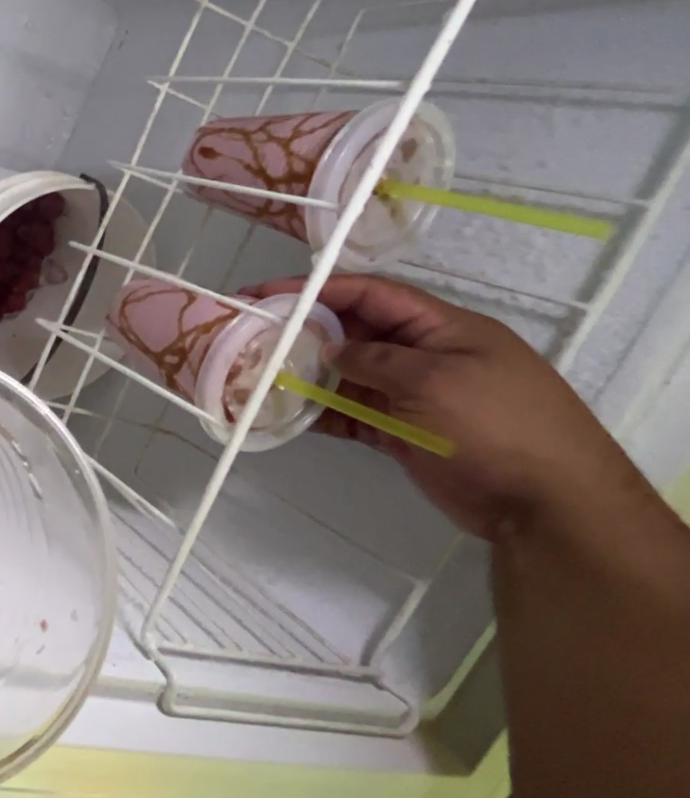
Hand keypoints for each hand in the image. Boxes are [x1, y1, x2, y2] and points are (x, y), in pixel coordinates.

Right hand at [243, 274, 623, 541]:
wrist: (547, 508)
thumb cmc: (498, 428)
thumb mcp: (436, 380)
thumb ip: (375, 358)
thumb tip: (330, 349)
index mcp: (444, 329)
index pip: (371, 295)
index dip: (317, 289)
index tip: (265, 293)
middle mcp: (424, 356)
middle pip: (352, 331)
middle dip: (302, 329)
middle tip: (250, 331)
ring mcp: (411, 395)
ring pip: (344, 373)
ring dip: (303, 372)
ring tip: (255, 370)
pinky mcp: (400, 430)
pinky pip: (348, 412)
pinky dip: (317, 411)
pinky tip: (283, 412)